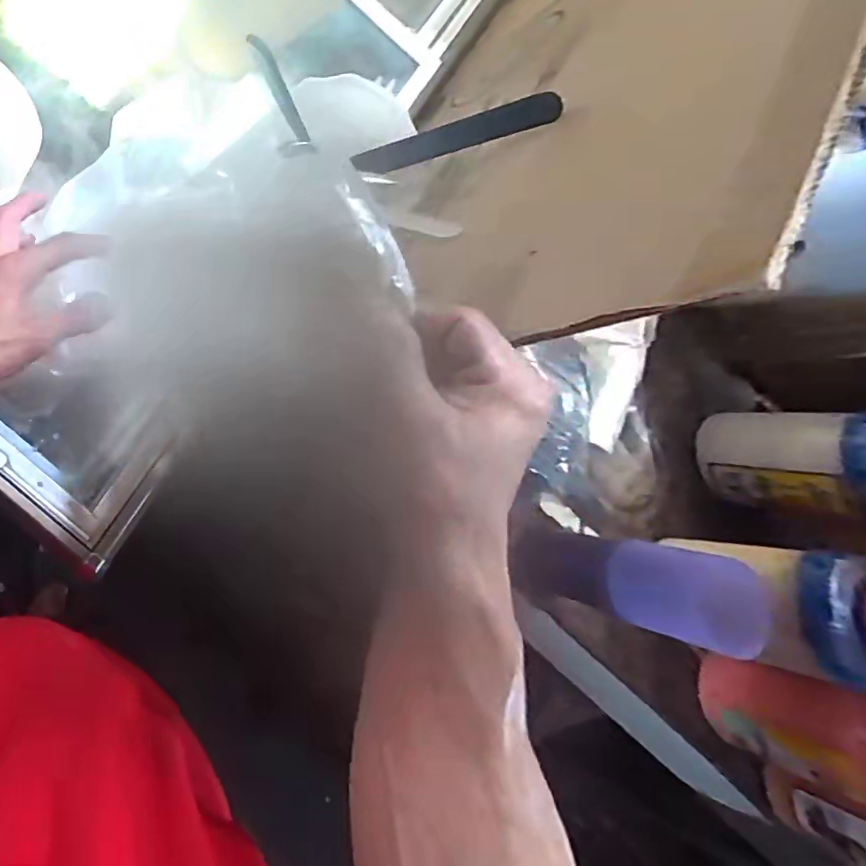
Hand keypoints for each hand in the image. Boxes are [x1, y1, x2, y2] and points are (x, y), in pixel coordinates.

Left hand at [0, 193, 109, 415]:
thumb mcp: (38, 337)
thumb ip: (72, 320)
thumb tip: (105, 305)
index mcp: (13, 268)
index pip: (56, 248)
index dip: (83, 244)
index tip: (106, 245)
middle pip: (4, 220)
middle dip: (25, 204)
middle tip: (42, 199)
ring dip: (6, 229)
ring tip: (26, 236)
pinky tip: (6, 276)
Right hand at [371, 306, 552, 557]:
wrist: (432, 564)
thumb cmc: (427, 484)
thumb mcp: (406, 408)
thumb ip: (387, 351)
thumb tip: (361, 300)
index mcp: (514, 382)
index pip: (455, 321)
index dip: (405, 325)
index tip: (358, 347)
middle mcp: (504, 394)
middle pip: (438, 346)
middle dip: (393, 353)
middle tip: (351, 370)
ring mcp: (477, 420)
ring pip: (422, 372)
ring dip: (385, 377)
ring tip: (354, 393)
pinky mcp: (452, 441)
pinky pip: (417, 398)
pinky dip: (388, 398)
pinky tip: (363, 415)